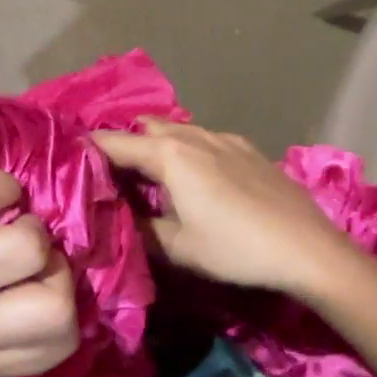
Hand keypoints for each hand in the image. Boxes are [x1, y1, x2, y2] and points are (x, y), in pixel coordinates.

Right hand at [93, 119, 357, 296]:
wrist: (307, 247)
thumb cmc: (236, 249)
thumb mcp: (179, 248)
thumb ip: (142, 228)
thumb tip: (117, 217)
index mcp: (170, 155)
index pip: (115, 143)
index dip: (89, 149)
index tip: (70, 158)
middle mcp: (193, 135)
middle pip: (145, 128)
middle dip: (124, 142)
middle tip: (108, 171)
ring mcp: (224, 138)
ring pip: (177, 130)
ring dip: (156, 145)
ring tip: (146, 173)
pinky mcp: (247, 148)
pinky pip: (204, 138)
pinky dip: (186, 149)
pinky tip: (194, 176)